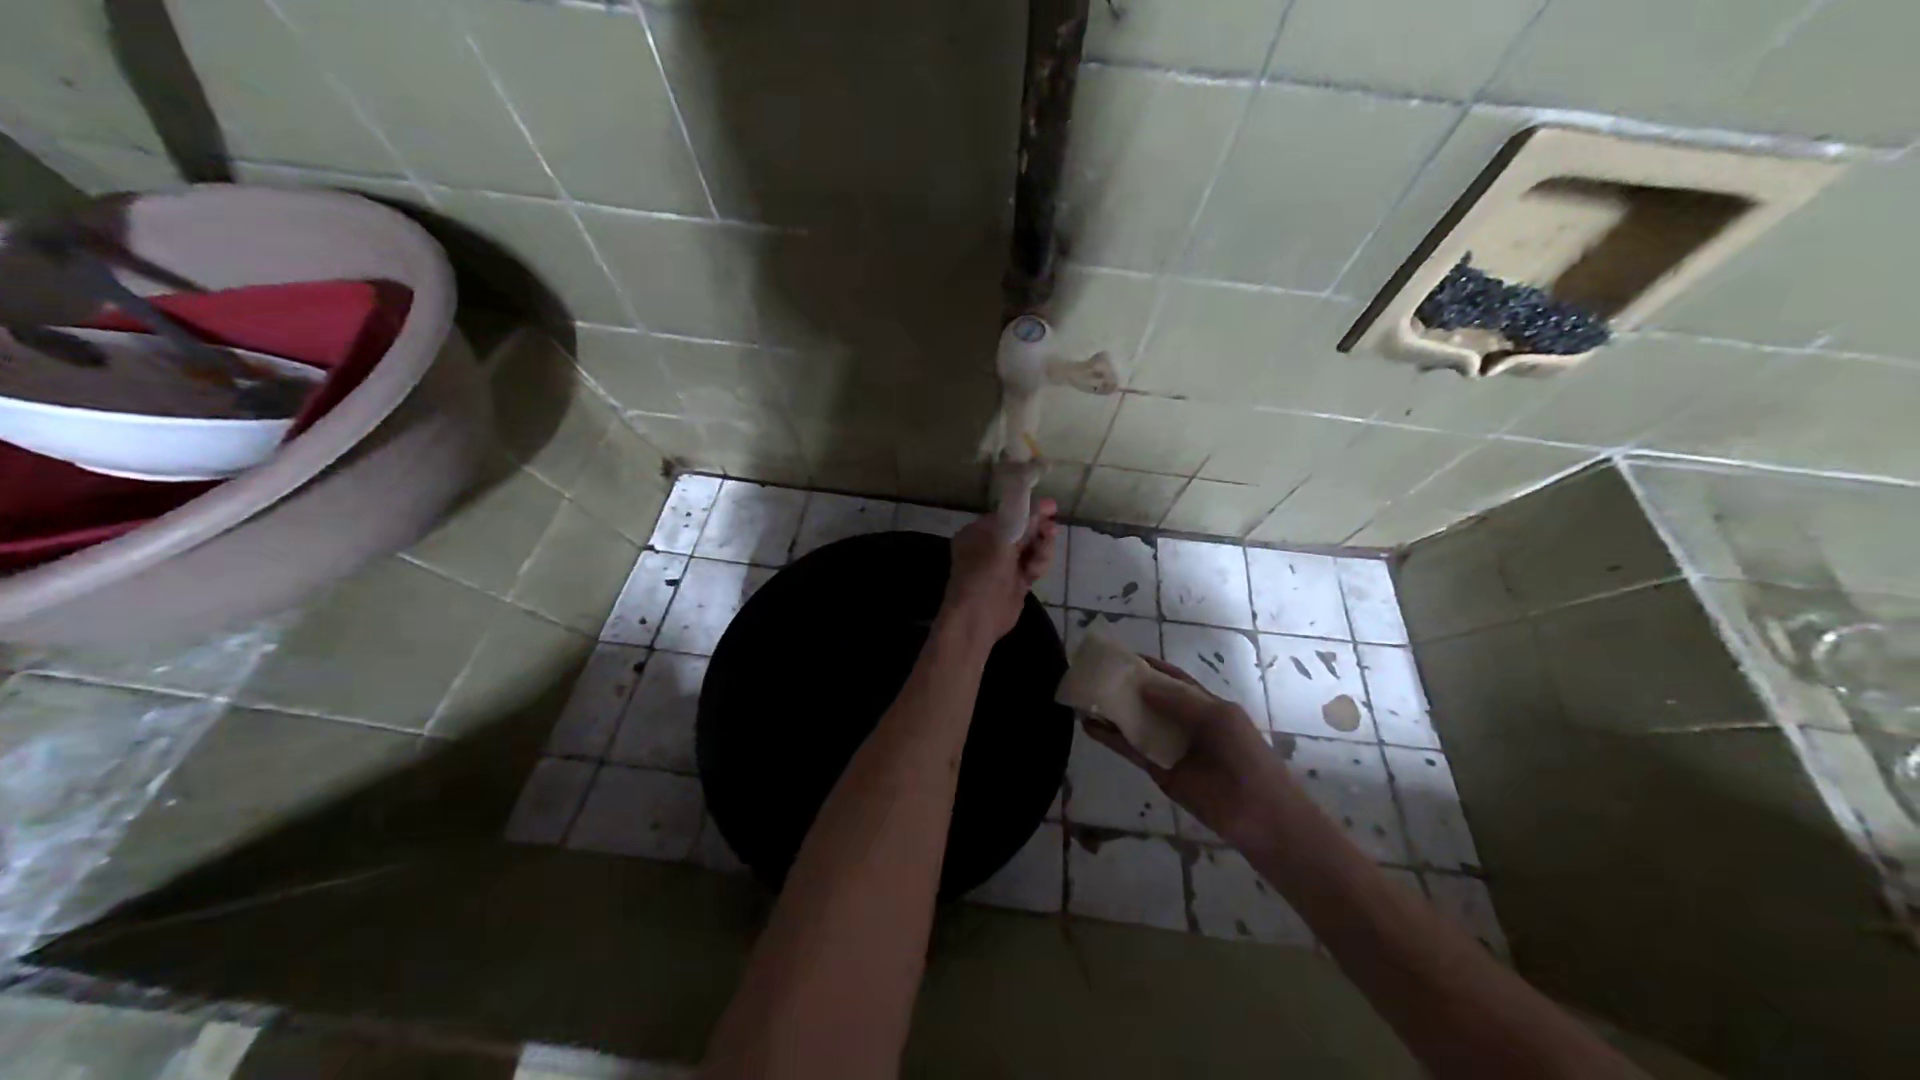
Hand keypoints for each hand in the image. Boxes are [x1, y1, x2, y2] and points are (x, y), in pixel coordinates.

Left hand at [940, 498, 1058, 642]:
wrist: (977, 617)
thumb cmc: (984, 573)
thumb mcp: (1004, 541)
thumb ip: (1024, 520)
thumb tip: (1046, 502)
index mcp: (979, 531)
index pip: (1010, 514)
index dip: (1031, 512)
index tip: (1051, 509)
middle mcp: (991, 545)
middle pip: (1025, 530)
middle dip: (1039, 532)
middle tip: (1051, 534)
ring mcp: (1004, 564)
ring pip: (1033, 548)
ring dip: (1040, 552)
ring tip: (1035, 564)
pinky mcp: (1017, 580)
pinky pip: (1034, 565)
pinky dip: (1037, 566)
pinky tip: (1033, 574)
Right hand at [1083, 656, 1289, 850]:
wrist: (1260, 815)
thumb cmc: (1246, 757)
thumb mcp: (1218, 718)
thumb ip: (1180, 700)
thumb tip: (1142, 685)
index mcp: (1204, 704)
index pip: (1171, 679)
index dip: (1148, 666)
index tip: (1121, 656)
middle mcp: (1183, 722)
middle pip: (1149, 699)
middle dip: (1125, 687)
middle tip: (1095, 674)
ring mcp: (1169, 747)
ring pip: (1135, 723)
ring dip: (1112, 711)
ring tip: (1085, 696)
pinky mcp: (1158, 770)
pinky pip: (1130, 749)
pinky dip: (1109, 738)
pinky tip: (1088, 725)